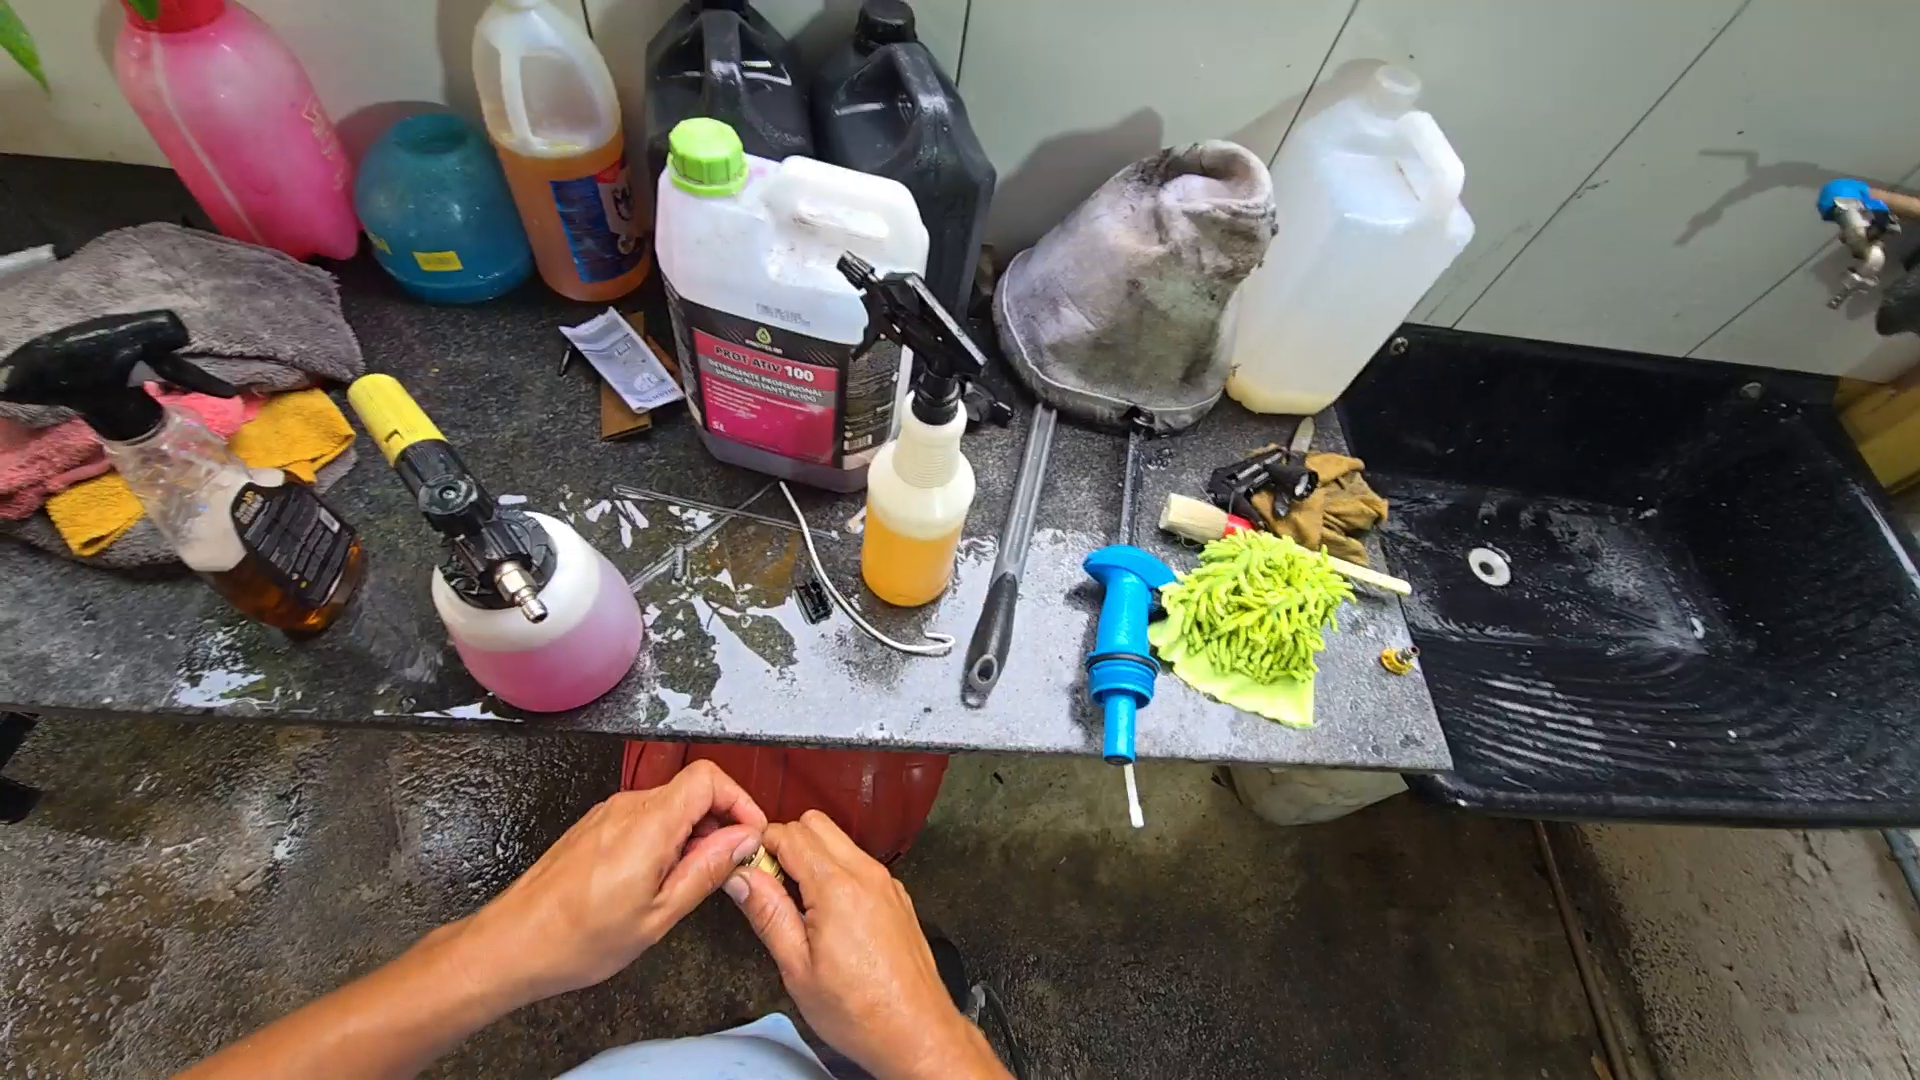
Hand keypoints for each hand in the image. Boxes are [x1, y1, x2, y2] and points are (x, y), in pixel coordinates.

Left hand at [463, 760, 766, 1006]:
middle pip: (694, 790)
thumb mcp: (659, 915)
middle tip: (726, 863)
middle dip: (720, 822)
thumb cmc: (576, 939)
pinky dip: (667, 836)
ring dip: (693, 832)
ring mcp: (611, 812)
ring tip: (687, 878)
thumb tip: (744, 841)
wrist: (509, 946)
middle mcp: (630, 806)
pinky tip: (657, 876)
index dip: (739, 800)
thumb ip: (708, 870)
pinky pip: (648, 815)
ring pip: (672, 804)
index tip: (749, 833)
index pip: (710, 778)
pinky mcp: (598, 824)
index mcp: (650, 823)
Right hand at [725, 811, 1008, 1079]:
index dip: (762, 843)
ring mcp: (885, 880)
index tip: (747, 864)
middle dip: (787, 841)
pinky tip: (827, 910)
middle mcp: (865, 873)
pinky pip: (859, 861)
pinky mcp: (896, 892)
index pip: (790, 834)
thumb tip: (742, 877)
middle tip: (770, 880)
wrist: (915, 1028)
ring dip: (812, 855)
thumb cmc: (860, 1009)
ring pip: (839, 839)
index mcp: (837, 887)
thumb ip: (767, 913)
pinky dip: (837, 870)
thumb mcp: (797, 968)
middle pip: (816, 823)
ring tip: (797, 901)